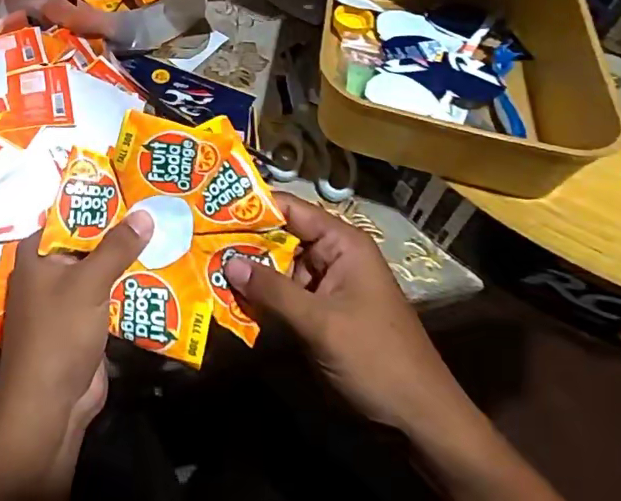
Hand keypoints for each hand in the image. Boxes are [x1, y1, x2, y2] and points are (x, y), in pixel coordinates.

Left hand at [0, 209, 151, 500]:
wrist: (50, 408)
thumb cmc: (58, 335)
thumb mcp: (89, 283)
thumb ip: (118, 246)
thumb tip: (146, 212)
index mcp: (39, 252)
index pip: (71, 212)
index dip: (101, 197)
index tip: (135, 182)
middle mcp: (50, 269)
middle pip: (90, 238)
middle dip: (122, 226)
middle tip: (159, 204)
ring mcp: (68, 297)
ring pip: (103, 265)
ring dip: (129, 255)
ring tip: (168, 229)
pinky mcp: (85, 320)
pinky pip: (111, 291)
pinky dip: (131, 282)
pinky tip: (162, 268)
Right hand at [222, 193, 451, 431]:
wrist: (419, 414)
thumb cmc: (375, 356)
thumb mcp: (320, 322)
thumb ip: (273, 291)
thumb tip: (228, 261)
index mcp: (343, 242)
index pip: (292, 211)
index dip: (255, 207)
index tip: (214, 207)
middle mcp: (335, 255)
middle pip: (283, 239)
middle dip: (246, 242)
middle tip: (200, 241)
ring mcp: (330, 285)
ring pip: (282, 269)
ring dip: (252, 273)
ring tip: (206, 268)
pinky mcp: (325, 312)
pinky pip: (289, 295)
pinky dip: (265, 298)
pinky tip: (232, 300)